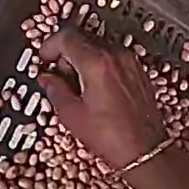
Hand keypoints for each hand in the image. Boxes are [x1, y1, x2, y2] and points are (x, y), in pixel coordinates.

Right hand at [36, 27, 166, 170]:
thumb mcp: (72, 115)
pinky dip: (100, 65)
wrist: (144, 151)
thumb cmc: (112, 137)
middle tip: (58, 75)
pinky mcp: (139, 72)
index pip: (67, 37)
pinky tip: (96, 89)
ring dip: (84, 59)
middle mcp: (116, 56)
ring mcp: (130, 62)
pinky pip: (114, 58)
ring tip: (78, 86)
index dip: (50, 45)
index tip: (44, 57)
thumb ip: (55, 90)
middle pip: (83, 38)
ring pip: (99, 47)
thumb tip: (48, 78)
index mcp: (97, 63)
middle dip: (66, 53)